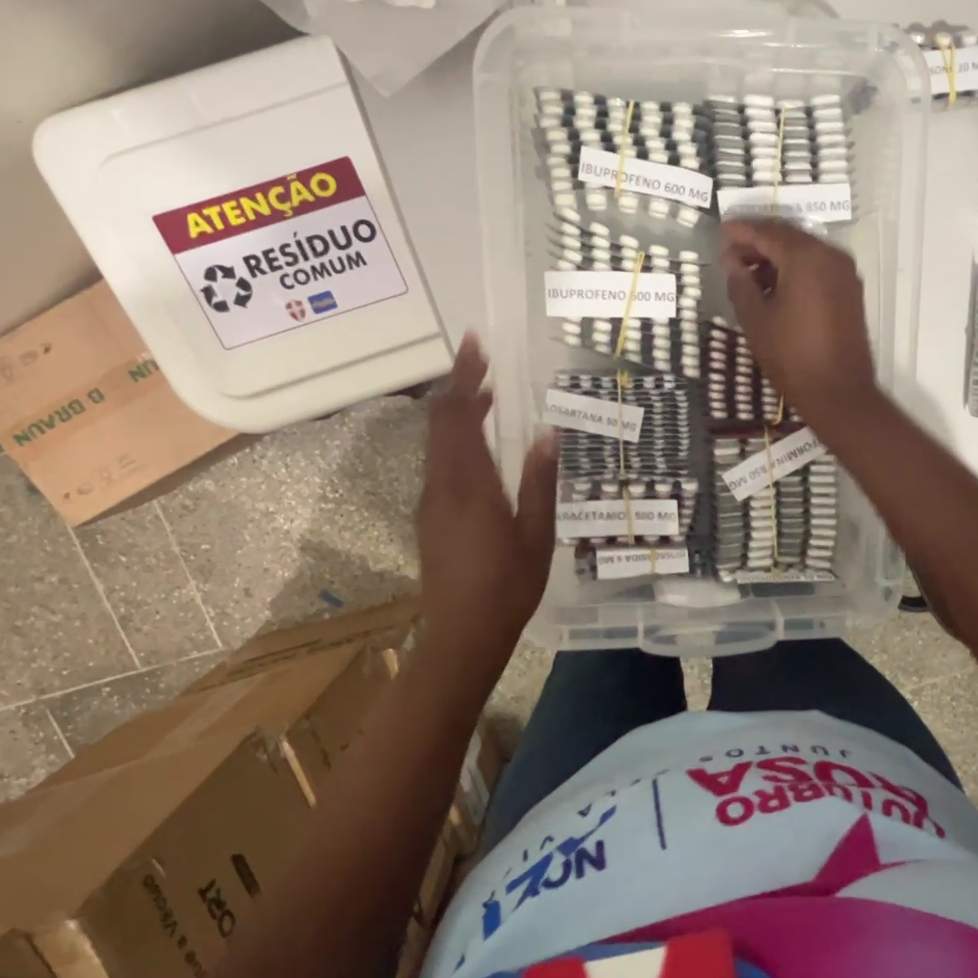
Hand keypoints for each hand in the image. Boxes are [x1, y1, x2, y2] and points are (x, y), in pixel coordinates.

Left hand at [418, 334, 556, 654]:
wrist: (463, 634)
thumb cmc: (508, 586)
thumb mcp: (536, 534)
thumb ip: (539, 481)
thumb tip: (547, 432)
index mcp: (470, 485)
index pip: (458, 414)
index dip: (464, 375)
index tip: (475, 343)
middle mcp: (442, 485)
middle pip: (441, 421)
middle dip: (458, 384)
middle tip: (483, 358)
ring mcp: (432, 501)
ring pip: (436, 441)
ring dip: (456, 412)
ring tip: (486, 393)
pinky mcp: (431, 517)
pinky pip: (439, 462)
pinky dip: (455, 438)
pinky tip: (479, 444)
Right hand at [719, 219, 880, 423]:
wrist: (838, 392)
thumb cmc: (791, 356)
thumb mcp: (756, 319)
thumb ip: (740, 283)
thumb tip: (730, 260)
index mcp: (805, 257)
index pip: (768, 232)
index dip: (741, 231)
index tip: (720, 231)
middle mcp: (830, 255)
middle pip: (789, 238)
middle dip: (759, 242)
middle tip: (731, 252)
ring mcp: (845, 273)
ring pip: (805, 252)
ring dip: (776, 257)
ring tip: (747, 273)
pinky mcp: (850, 291)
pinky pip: (818, 268)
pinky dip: (795, 270)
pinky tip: (774, 287)